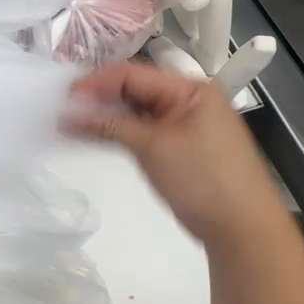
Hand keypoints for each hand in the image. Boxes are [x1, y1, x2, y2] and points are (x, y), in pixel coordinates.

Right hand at [62, 62, 290, 247]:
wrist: (242, 228)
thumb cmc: (203, 179)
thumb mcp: (153, 146)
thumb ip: (108, 124)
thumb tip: (66, 113)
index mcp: (191, 89)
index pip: (132, 74)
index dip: (95, 83)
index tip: (62, 98)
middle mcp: (187, 99)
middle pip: (132, 89)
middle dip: (96, 98)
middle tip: (62, 109)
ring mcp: (182, 123)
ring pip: (133, 109)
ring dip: (103, 115)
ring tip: (69, 123)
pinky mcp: (176, 145)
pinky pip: (140, 128)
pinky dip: (116, 130)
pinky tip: (90, 135)